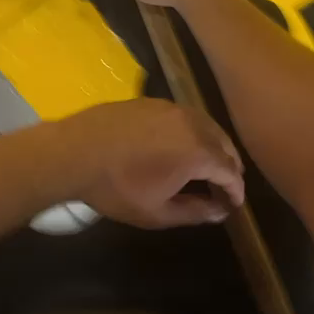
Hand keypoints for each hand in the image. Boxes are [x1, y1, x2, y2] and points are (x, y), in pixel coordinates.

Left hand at [54, 98, 244, 228]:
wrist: (77, 151)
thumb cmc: (118, 188)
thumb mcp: (157, 212)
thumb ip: (195, 211)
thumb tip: (220, 211)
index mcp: (198, 152)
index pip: (230, 171)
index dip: (236, 189)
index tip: (235, 204)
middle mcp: (192, 123)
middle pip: (223, 143)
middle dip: (229, 166)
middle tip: (226, 186)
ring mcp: (173, 107)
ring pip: (207, 125)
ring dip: (214, 146)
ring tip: (208, 167)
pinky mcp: (155, 101)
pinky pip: (186, 116)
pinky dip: (194, 132)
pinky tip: (183, 145)